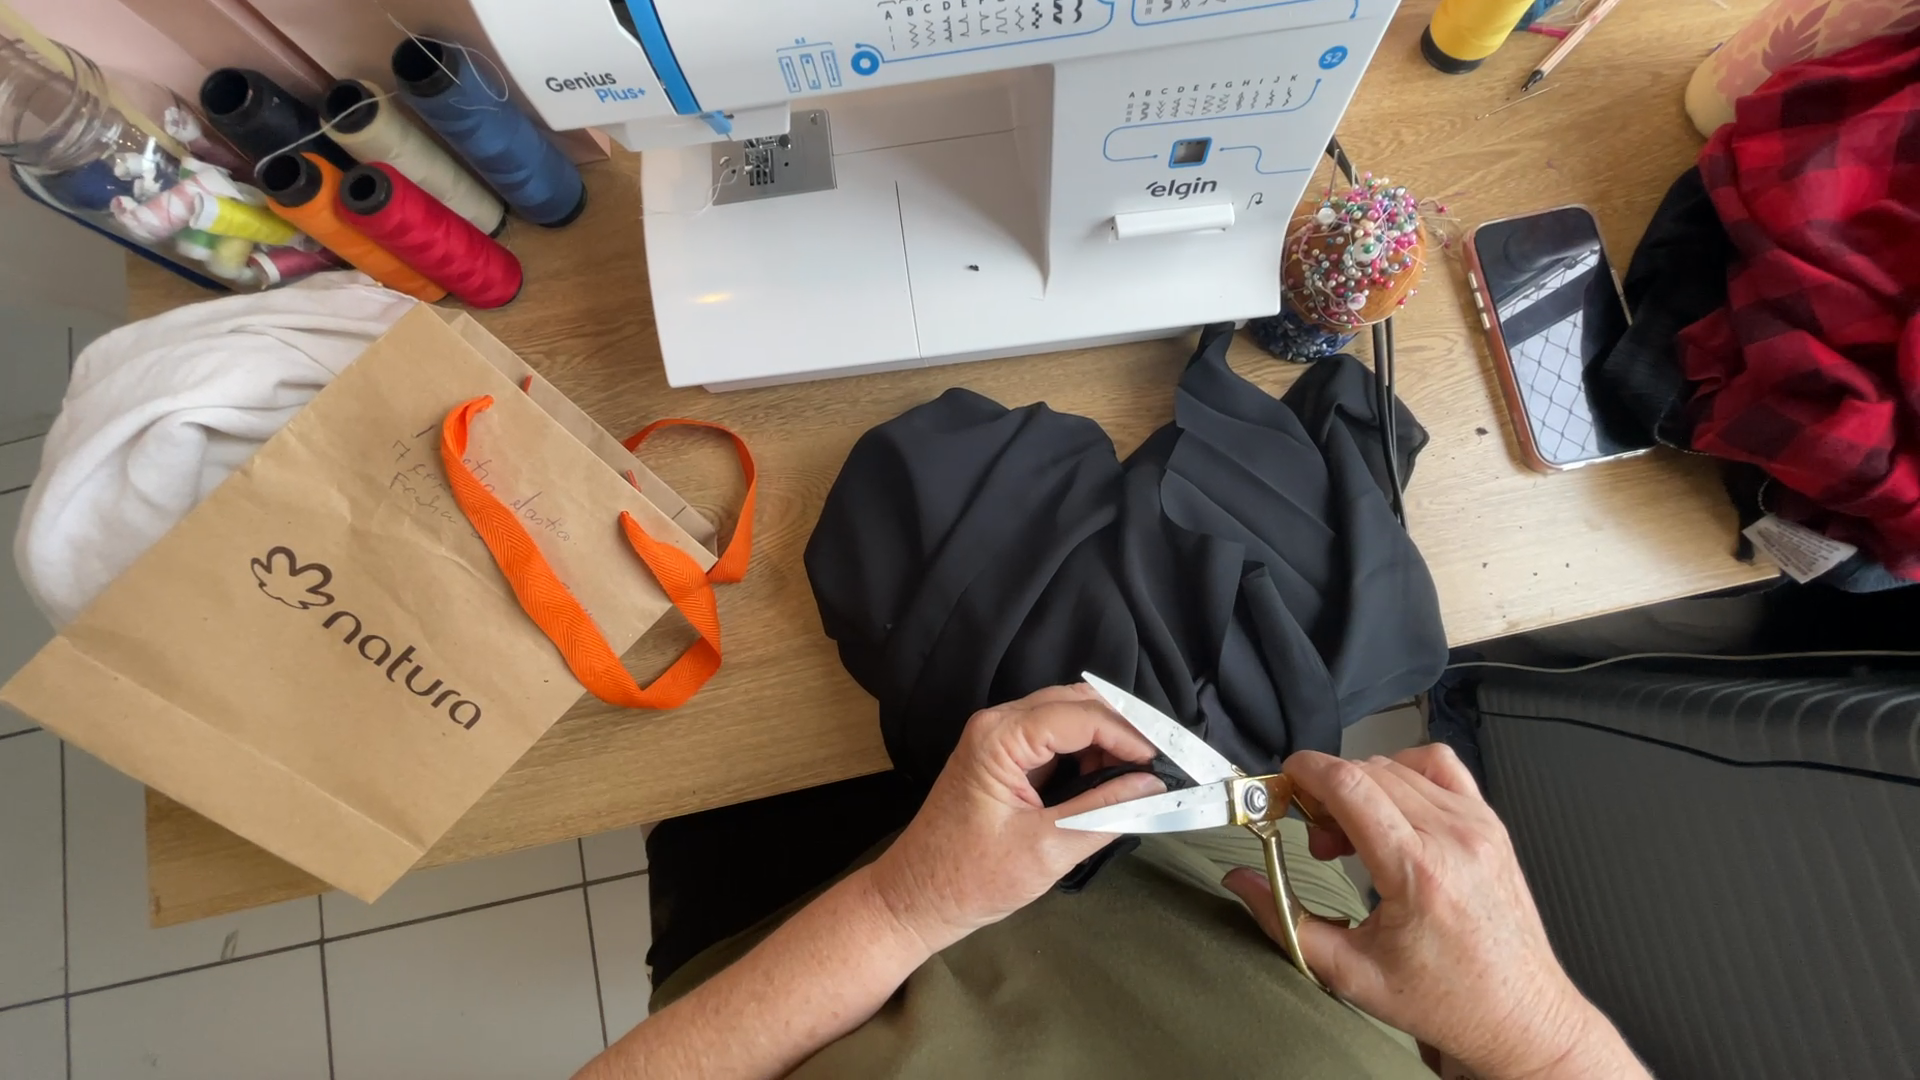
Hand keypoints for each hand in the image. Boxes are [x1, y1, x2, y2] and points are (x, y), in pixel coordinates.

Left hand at [867, 684, 1166, 952]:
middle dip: (1123, 727)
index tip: (1169, 761)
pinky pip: (1055, 736)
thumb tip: (1154, 786)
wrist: (917, 896)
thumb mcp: (1047, 849)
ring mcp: (998, 736)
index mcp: (1000, 737)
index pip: (1080, 716)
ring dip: (1108, 737)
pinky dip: (1089, 749)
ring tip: (1144, 771)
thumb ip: (1103, 812)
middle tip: (1166, 759)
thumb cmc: (972, 878)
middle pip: (1075, 703)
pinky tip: (1113, 775)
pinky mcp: (1004, 755)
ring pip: (1068, 715)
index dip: (1129, 734)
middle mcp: (998, 723)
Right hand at [1223, 746, 1646, 1079]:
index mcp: (1417, 871)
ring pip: (1392, 765)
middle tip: (1317, 836)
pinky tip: (1391, 808)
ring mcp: (1477, 825)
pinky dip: (1401, 772)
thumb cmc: (1447, 1002)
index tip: (1284, 785)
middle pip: (1362, 771)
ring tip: (1353, 835)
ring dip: (1357, 786)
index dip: (1305, 771)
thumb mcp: (1351, 973)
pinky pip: (1435, 764)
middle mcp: (1452, 838)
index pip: (1348, 783)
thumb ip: (1284, 920)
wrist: (1527, 1021)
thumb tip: (1239, 880)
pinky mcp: (1490, 823)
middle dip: (1323, 789)